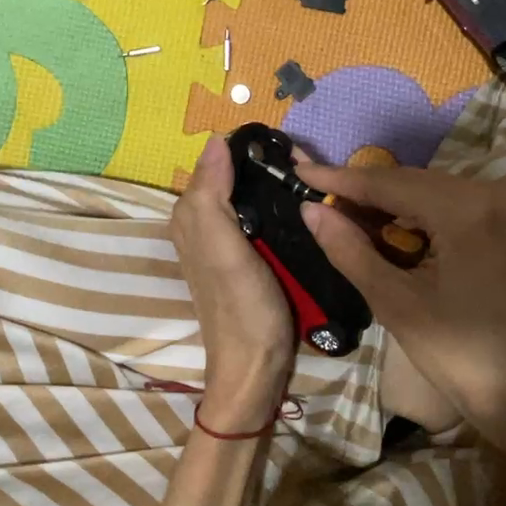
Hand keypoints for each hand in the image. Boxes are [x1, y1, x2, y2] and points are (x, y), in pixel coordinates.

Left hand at [170, 137, 294, 432]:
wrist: (257, 367)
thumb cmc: (242, 306)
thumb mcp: (223, 247)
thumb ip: (213, 194)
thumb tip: (216, 139)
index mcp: (192, 213)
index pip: (219, 158)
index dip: (253, 149)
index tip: (292, 151)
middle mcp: (204, 221)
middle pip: (236, 175)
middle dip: (270, 166)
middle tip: (310, 169)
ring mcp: (227, 239)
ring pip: (251, 194)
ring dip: (279, 185)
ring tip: (314, 184)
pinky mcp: (249, 255)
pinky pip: (262, 216)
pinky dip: (281, 208)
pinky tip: (305, 210)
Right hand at [297, 165, 505, 445]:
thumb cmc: (463, 359)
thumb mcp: (396, 304)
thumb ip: (350, 250)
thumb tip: (311, 211)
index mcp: (468, 210)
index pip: (389, 183)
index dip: (340, 180)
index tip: (300, 172)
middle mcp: (496, 192)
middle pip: (414, 182)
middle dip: (366, 193)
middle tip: (319, 203)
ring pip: (435, 191)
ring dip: (394, 203)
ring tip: (349, 218)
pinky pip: (459, 205)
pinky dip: (425, 215)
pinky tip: (397, 231)